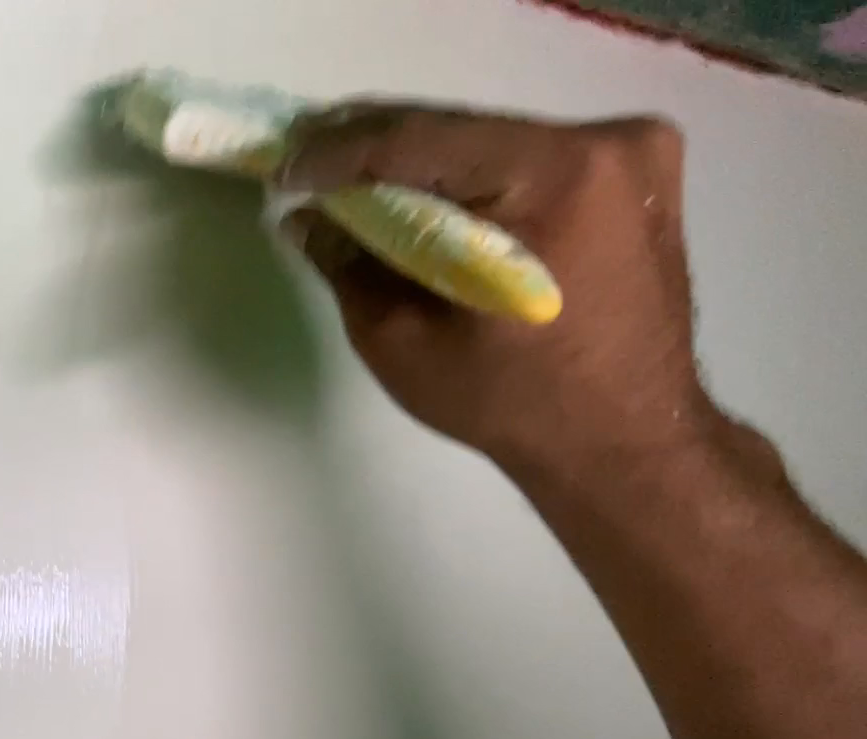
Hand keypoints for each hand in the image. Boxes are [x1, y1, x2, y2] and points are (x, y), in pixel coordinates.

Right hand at [279, 103, 706, 468]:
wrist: (618, 433)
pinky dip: (457, 179)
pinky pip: (516, 160)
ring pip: (482, 143)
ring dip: (410, 165)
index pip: (421, 141)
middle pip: (455, 132)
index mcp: (555, 178)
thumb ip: (348, 265)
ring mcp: (628, 152)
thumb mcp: (399, 339)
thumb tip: (304, 219)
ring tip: (343, 184)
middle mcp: (604, 142)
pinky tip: (410, 198)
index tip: (281, 168)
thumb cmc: (505, 399)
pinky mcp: (630, 174)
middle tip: (302, 166)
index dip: (337, 152)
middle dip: (370, 151)